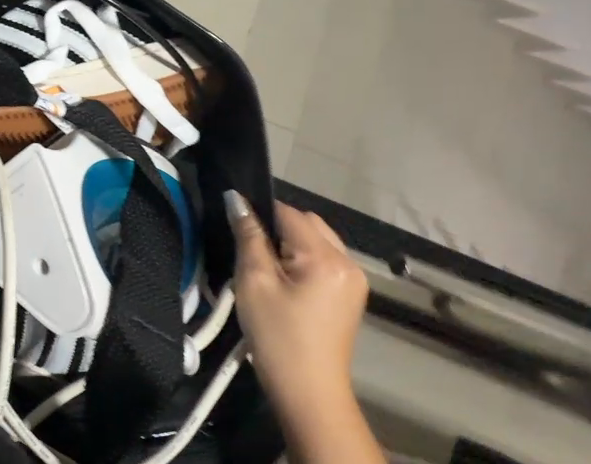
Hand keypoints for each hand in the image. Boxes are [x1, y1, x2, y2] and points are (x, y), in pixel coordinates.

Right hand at [228, 192, 368, 412]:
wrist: (308, 390)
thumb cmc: (276, 335)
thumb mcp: (254, 281)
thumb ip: (248, 235)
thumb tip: (236, 199)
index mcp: (327, 258)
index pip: (289, 213)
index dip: (260, 214)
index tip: (237, 231)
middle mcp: (348, 262)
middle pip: (308, 223)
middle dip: (278, 228)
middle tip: (254, 255)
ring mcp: (354, 280)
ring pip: (317, 239)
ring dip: (291, 244)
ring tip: (270, 271)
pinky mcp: (351, 295)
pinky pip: (325, 258)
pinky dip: (304, 259)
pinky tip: (287, 283)